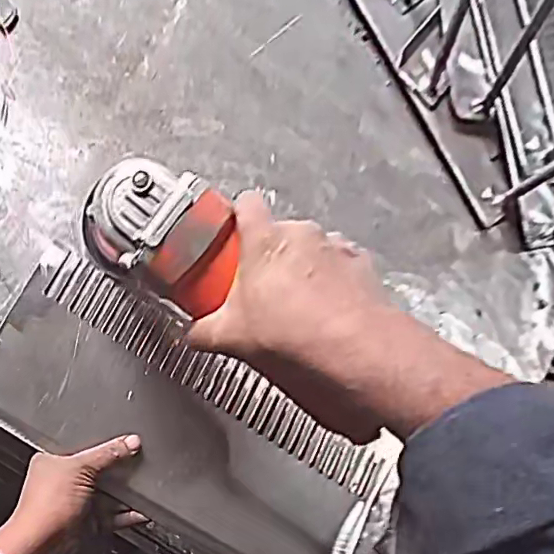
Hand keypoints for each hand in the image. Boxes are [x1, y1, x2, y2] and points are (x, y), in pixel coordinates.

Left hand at [0, 435, 145, 553]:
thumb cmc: (45, 507)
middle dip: (119, 468)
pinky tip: (143, 508)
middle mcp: (66, 483)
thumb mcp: (78, 468)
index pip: (83, 447)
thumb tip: (129, 443)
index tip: (127, 440)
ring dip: (128, 492)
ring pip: (111, 494)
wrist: (42, 547)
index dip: (103, 444)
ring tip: (147, 484)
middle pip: (100, 471)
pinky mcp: (91, 523)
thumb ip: (106, 454)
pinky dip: (131, 513)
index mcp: (53, 462)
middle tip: (140, 460)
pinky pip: (116, 515)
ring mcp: (79, 504)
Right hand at [185, 191, 511, 440]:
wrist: (348, 348)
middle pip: (276, 233)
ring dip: (296, 272)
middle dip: (264, 258)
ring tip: (286, 309)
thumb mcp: (227, 336)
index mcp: (264, 241)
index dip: (236, 215)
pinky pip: (335, 269)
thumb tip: (194, 335)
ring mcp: (334, 248)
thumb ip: (202, 331)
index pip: (246, 205)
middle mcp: (302, 234)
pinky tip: (315, 315)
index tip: (229, 233)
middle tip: (252, 291)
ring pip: (307, 251)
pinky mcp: (359, 266)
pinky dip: (325, 286)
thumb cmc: (291, 332)